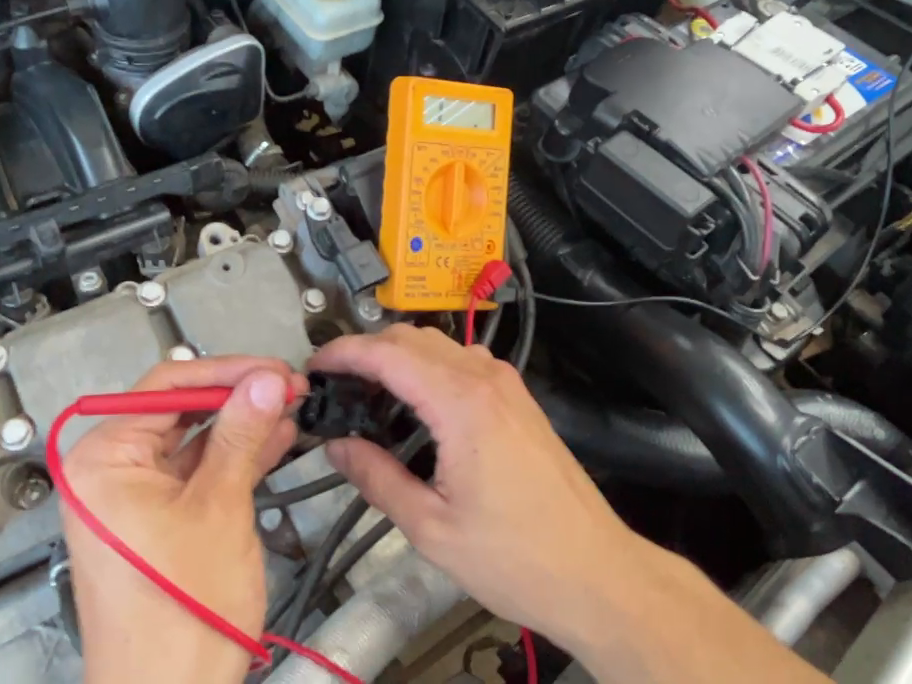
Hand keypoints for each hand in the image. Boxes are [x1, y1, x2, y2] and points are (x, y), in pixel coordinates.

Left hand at [59, 356, 307, 683]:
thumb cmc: (182, 610)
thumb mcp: (218, 508)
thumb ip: (241, 435)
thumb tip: (265, 380)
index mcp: (103, 458)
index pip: (167, 387)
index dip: (225, 372)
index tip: (272, 370)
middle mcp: (108, 469)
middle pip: (179, 410)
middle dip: (237, 397)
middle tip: (286, 386)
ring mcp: (131, 496)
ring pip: (192, 441)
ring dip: (241, 425)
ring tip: (288, 406)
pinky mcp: (154, 519)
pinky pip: (194, 473)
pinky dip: (231, 458)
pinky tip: (273, 438)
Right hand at [310, 325, 827, 682]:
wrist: (599, 574)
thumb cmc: (515, 558)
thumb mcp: (431, 528)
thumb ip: (376, 477)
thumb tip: (335, 444)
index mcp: (460, 403)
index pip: (387, 353)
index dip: (343, 352)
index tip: (312, 368)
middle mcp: (485, 378)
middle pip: (410, 337)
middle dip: (365, 350)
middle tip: (333, 385)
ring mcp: (507, 384)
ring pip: (437, 344)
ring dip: (397, 355)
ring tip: (367, 393)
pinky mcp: (518, 399)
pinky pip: (462, 362)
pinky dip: (427, 366)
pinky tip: (414, 405)